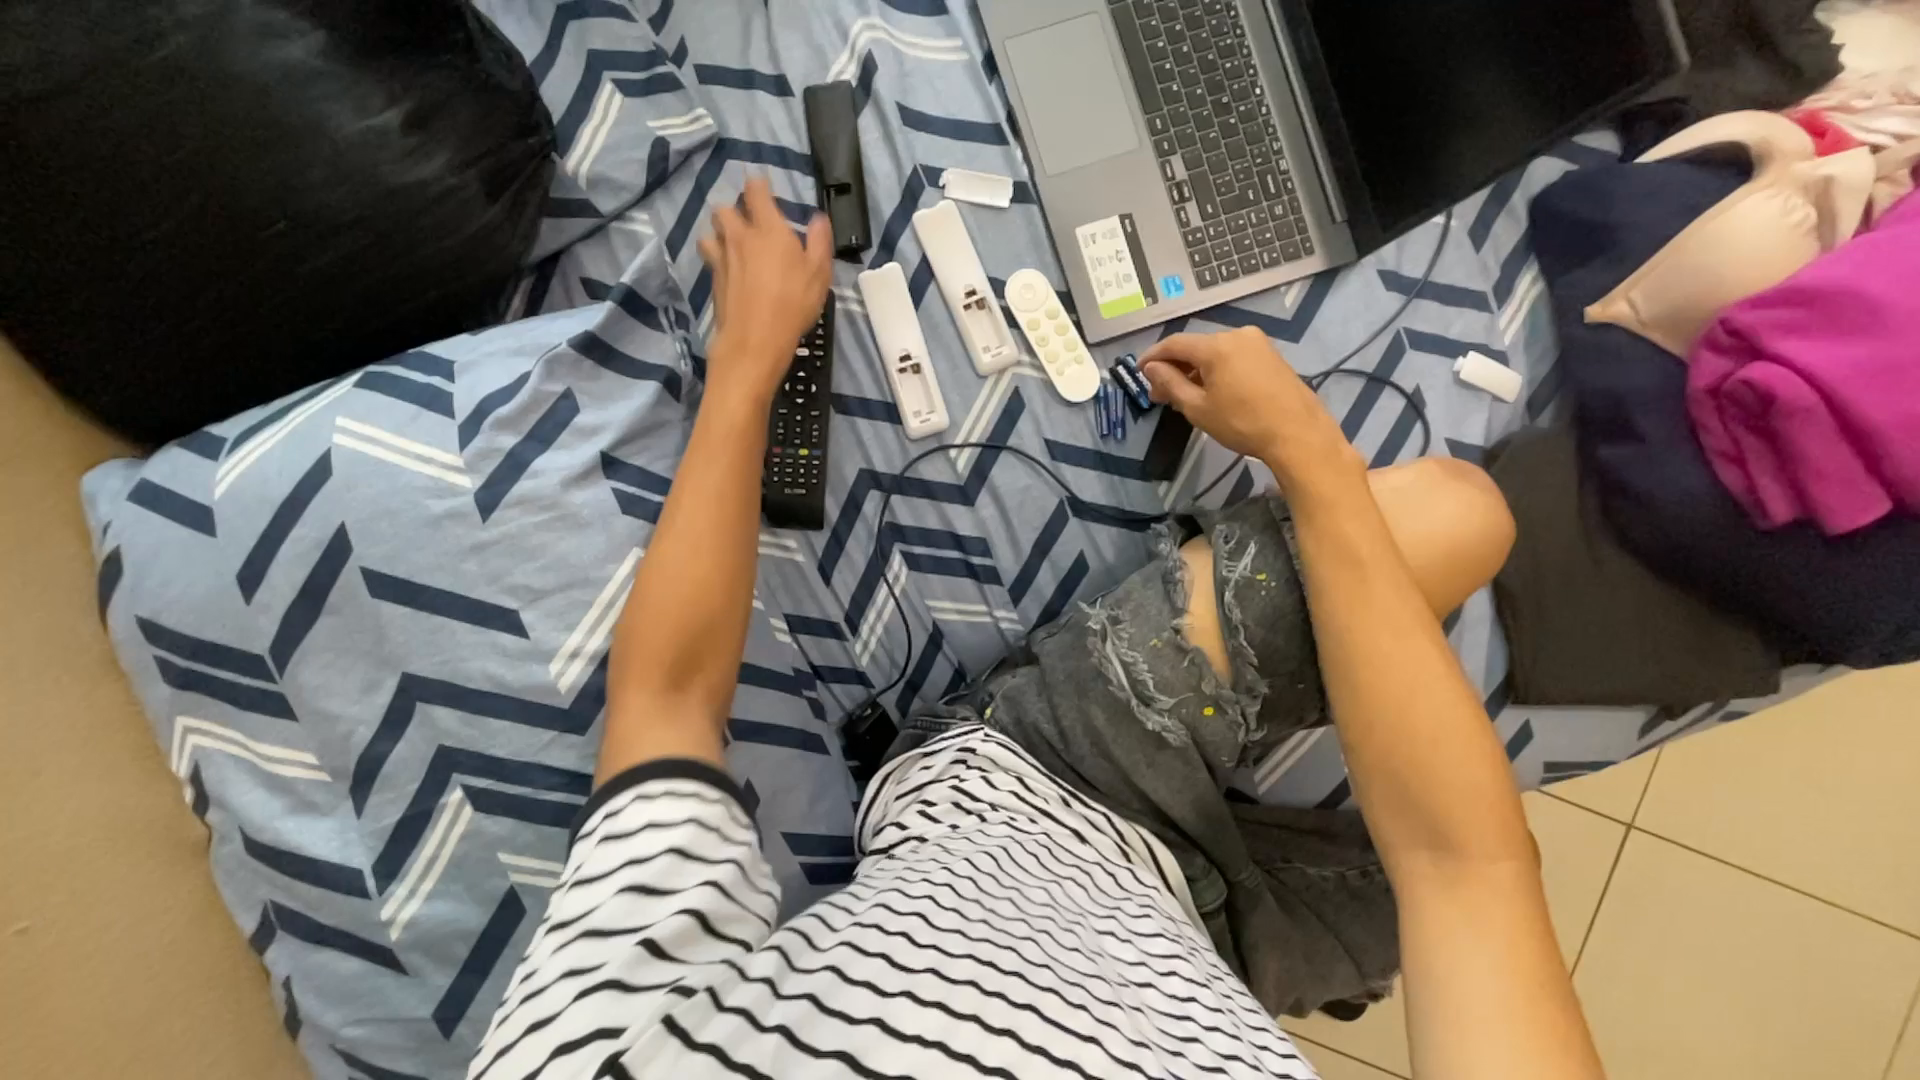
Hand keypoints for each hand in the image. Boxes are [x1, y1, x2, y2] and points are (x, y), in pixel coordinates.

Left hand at [698, 175, 832, 406]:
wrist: (755, 339)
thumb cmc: (793, 304)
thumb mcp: (819, 274)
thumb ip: (819, 242)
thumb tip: (818, 219)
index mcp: (769, 229)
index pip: (755, 191)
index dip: (759, 186)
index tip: (765, 190)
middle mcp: (740, 236)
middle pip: (725, 207)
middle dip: (735, 210)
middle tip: (750, 223)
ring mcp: (722, 257)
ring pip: (711, 231)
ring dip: (721, 232)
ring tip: (734, 245)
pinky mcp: (712, 278)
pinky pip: (710, 256)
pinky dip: (717, 256)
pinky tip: (730, 270)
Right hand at [1141, 327, 1364, 490]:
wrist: (1297, 433)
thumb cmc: (1242, 423)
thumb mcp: (1198, 407)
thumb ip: (1170, 383)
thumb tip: (1151, 368)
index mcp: (1216, 345)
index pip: (1174, 344)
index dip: (1152, 357)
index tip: (1138, 373)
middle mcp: (1236, 335)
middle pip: (1195, 347)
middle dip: (1174, 367)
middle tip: (1159, 394)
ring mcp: (1257, 342)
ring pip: (1214, 352)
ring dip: (1195, 370)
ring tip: (1184, 396)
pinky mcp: (1270, 354)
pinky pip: (1232, 356)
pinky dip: (1216, 370)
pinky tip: (1210, 391)